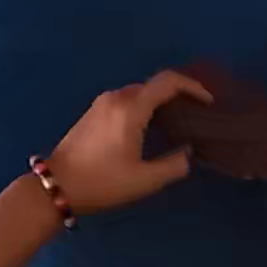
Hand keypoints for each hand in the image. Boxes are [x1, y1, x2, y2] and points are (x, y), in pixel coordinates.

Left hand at [46, 70, 208, 213]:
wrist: (57, 185)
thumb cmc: (103, 182)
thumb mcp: (144, 180)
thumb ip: (174, 165)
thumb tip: (188, 152)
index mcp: (131, 108)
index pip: (168, 81)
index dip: (192, 86)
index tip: (208, 100)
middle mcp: (117, 97)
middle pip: (153, 85)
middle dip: (177, 94)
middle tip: (196, 113)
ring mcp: (102, 102)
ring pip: (139, 92)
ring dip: (159, 100)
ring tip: (177, 120)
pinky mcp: (93, 111)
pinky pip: (126, 99)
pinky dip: (144, 105)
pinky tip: (150, 126)